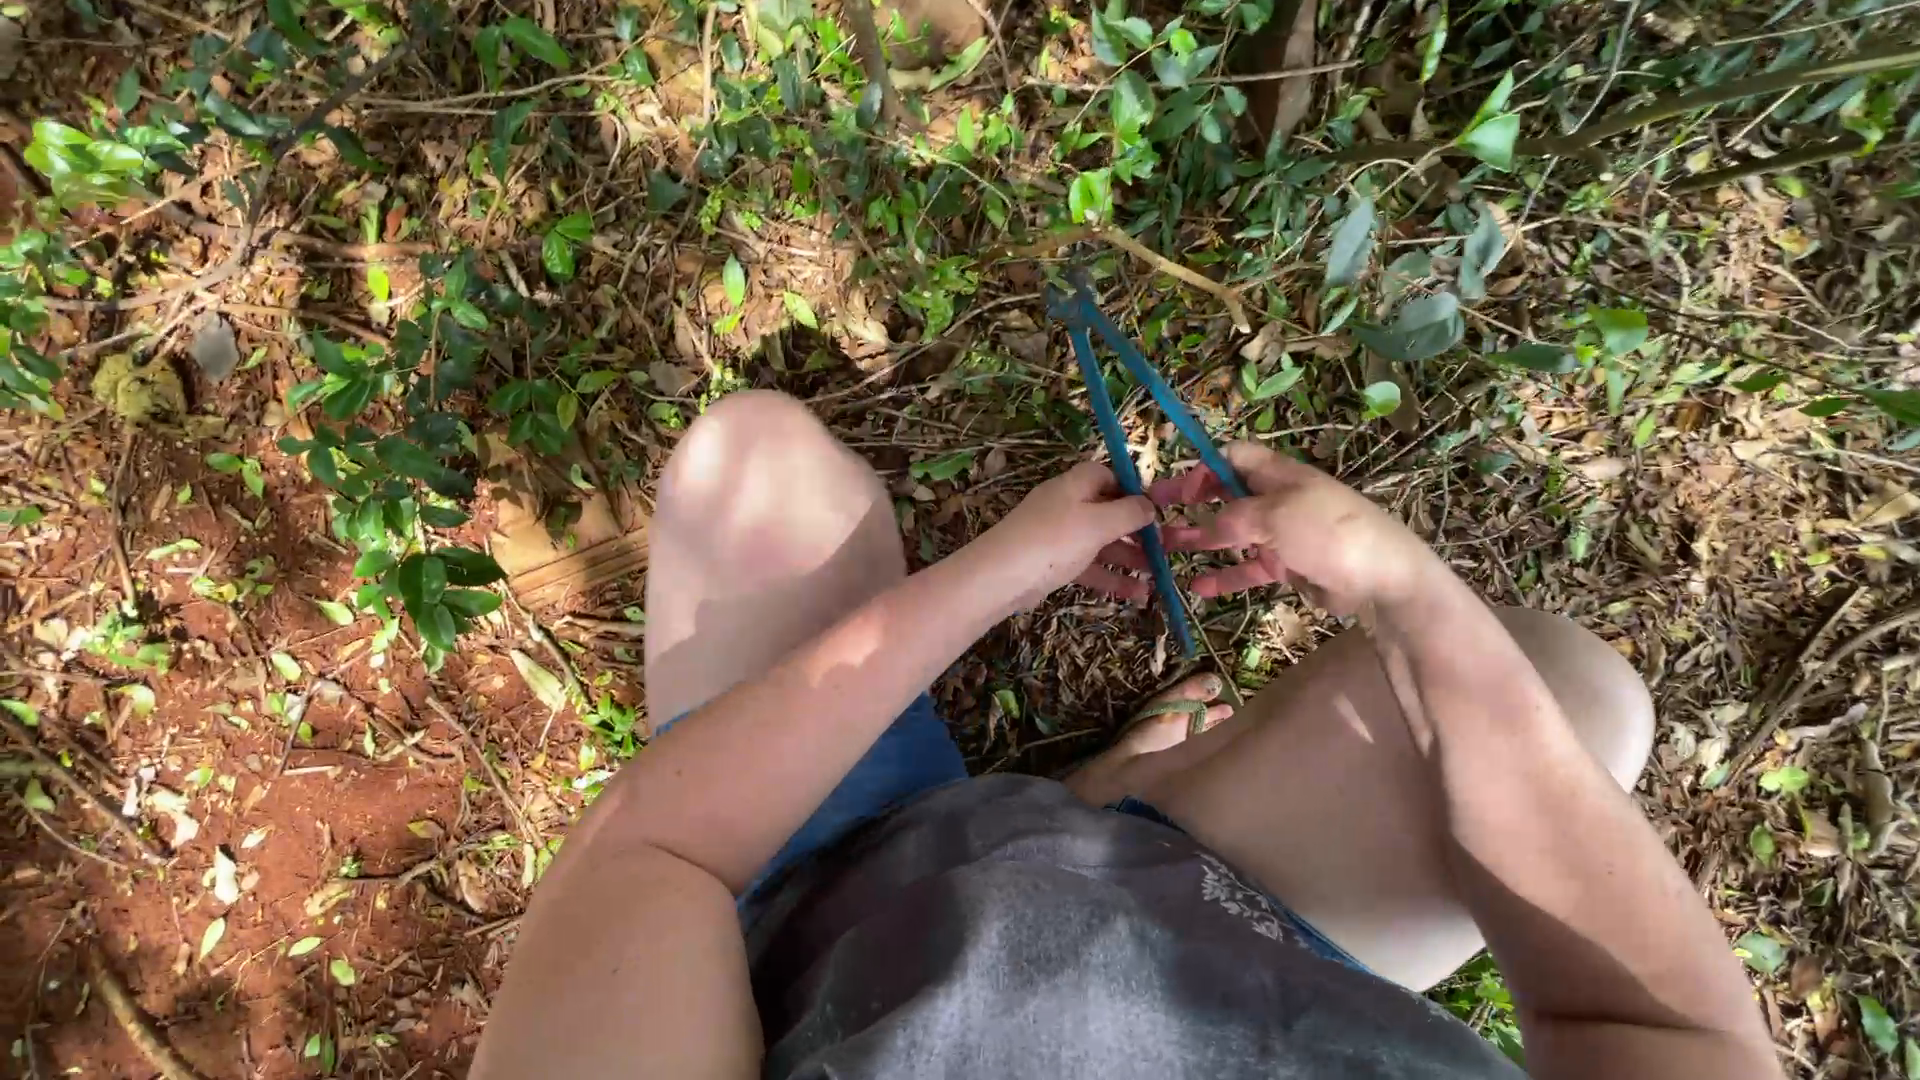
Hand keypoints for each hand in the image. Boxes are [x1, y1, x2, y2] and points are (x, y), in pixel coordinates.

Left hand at [969, 460, 1156, 610]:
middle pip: (1109, 512)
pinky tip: (1138, 595)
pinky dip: (1112, 578)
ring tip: (1161, 576)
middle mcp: (1067, 506)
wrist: (1000, 577)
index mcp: (1075, 486)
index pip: (1107, 475)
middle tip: (1170, 548)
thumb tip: (1150, 505)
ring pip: (1103, 543)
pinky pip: (1090, 566)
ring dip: (1131, 558)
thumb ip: (1128, 513)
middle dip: (1140, 530)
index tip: (1157, 508)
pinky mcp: (1054, 564)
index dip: (1132, 489)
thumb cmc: (1053, 540)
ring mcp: (1059, 536)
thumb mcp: (1097, 523)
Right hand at [1149, 442, 1443, 614]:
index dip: (1202, 469)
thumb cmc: (1329, 533)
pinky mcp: (1287, 566)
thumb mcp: (1274, 516)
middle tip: (1153, 515)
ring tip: (1165, 548)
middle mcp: (1277, 500)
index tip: (1177, 491)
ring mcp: (1282, 535)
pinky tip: (1198, 587)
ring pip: (1231, 534)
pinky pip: (1247, 568)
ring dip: (1198, 539)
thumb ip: (1232, 519)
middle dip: (1190, 502)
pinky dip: (1224, 576)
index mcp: (1278, 475)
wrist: (1383, 580)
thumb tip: (1207, 528)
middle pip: (1225, 495)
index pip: (1233, 458)